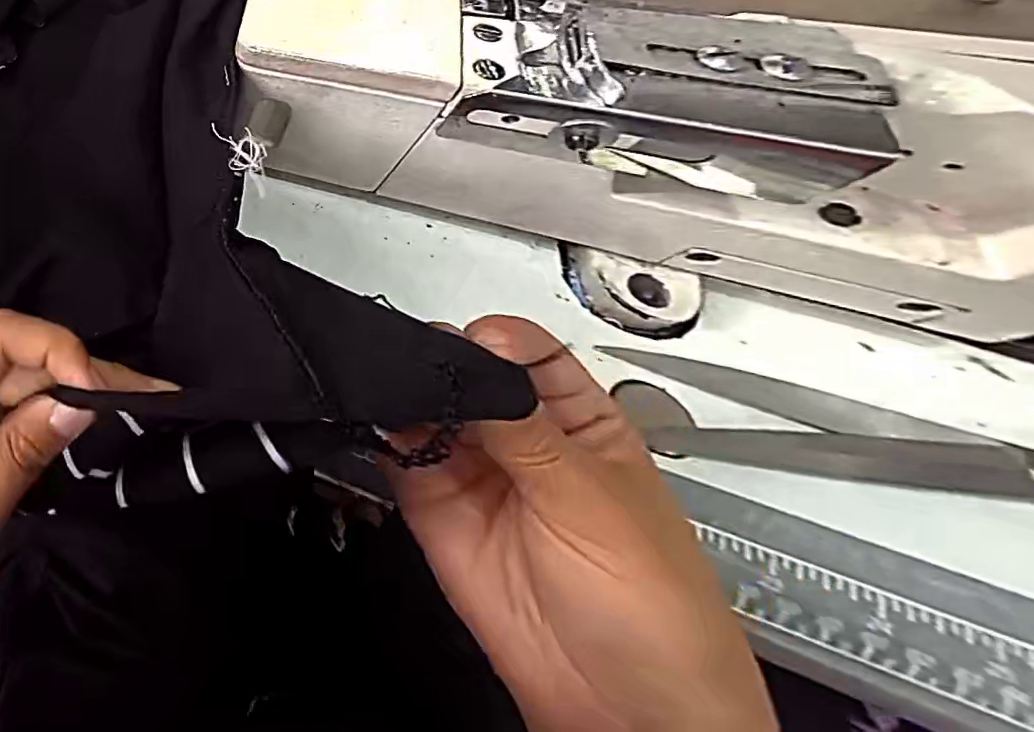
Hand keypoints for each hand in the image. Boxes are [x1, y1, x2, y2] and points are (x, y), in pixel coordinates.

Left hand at [0, 310, 172, 731]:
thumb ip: (19, 454)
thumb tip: (80, 403)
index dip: (58, 349)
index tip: (102, 390)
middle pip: (16, 352)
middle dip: (80, 372)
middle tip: (149, 393)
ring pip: (21, 373)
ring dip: (74, 390)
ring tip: (137, 400)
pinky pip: (10, 398)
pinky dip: (52, 408)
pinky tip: (94, 412)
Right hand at [386, 316, 775, 731]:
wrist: (615, 711)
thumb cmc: (656, 613)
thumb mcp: (594, 503)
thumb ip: (525, 430)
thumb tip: (478, 360)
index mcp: (575, 423)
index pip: (529, 355)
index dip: (499, 340)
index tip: (477, 339)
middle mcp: (518, 439)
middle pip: (467, 376)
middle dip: (441, 366)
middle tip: (424, 369)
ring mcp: (472, 468)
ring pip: (424, 407)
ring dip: (405, 395)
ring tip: (396, 394)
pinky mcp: (432, 500)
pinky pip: (395, 452)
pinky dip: (378, 432)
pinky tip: (377, 424)